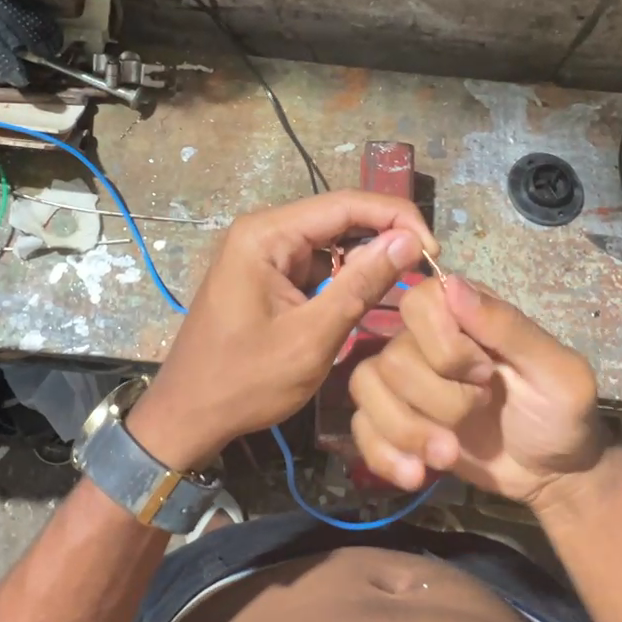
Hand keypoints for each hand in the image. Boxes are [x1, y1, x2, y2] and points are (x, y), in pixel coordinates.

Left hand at [127, 190, 438, 472]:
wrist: (187, 417)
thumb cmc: (245, 381)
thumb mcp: (312, 336)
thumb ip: (361, 284)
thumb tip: (409, 240)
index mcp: (266, 234)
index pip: (345, 204)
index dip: (396, 218)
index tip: (434, 250)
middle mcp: (263, 230)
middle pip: (339, 217)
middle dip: (385, 236)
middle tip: (428, 267)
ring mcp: (262, 251)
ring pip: (331, 240)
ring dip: (368, 257)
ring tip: (408, 280)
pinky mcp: (266, 273)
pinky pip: (316, 262)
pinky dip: (345, 275)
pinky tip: (372, 293)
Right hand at [348, 277, 604, 508]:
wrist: (554, 474)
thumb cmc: (561, 412)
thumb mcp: (555, 371)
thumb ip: (507, 326)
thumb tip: (452, 284)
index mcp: (463, 313)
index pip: (417, 301)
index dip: (441, 342)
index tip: (484, 372)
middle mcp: (423, 339)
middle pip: (392, 356)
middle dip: (436, 399)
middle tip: (479, 413)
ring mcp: (404, 381)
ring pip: (366, 387)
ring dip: (407, 431)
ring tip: (448, 455)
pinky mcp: (392, 420)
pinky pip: (360, 426)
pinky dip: (383, 455)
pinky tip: (416, 476)